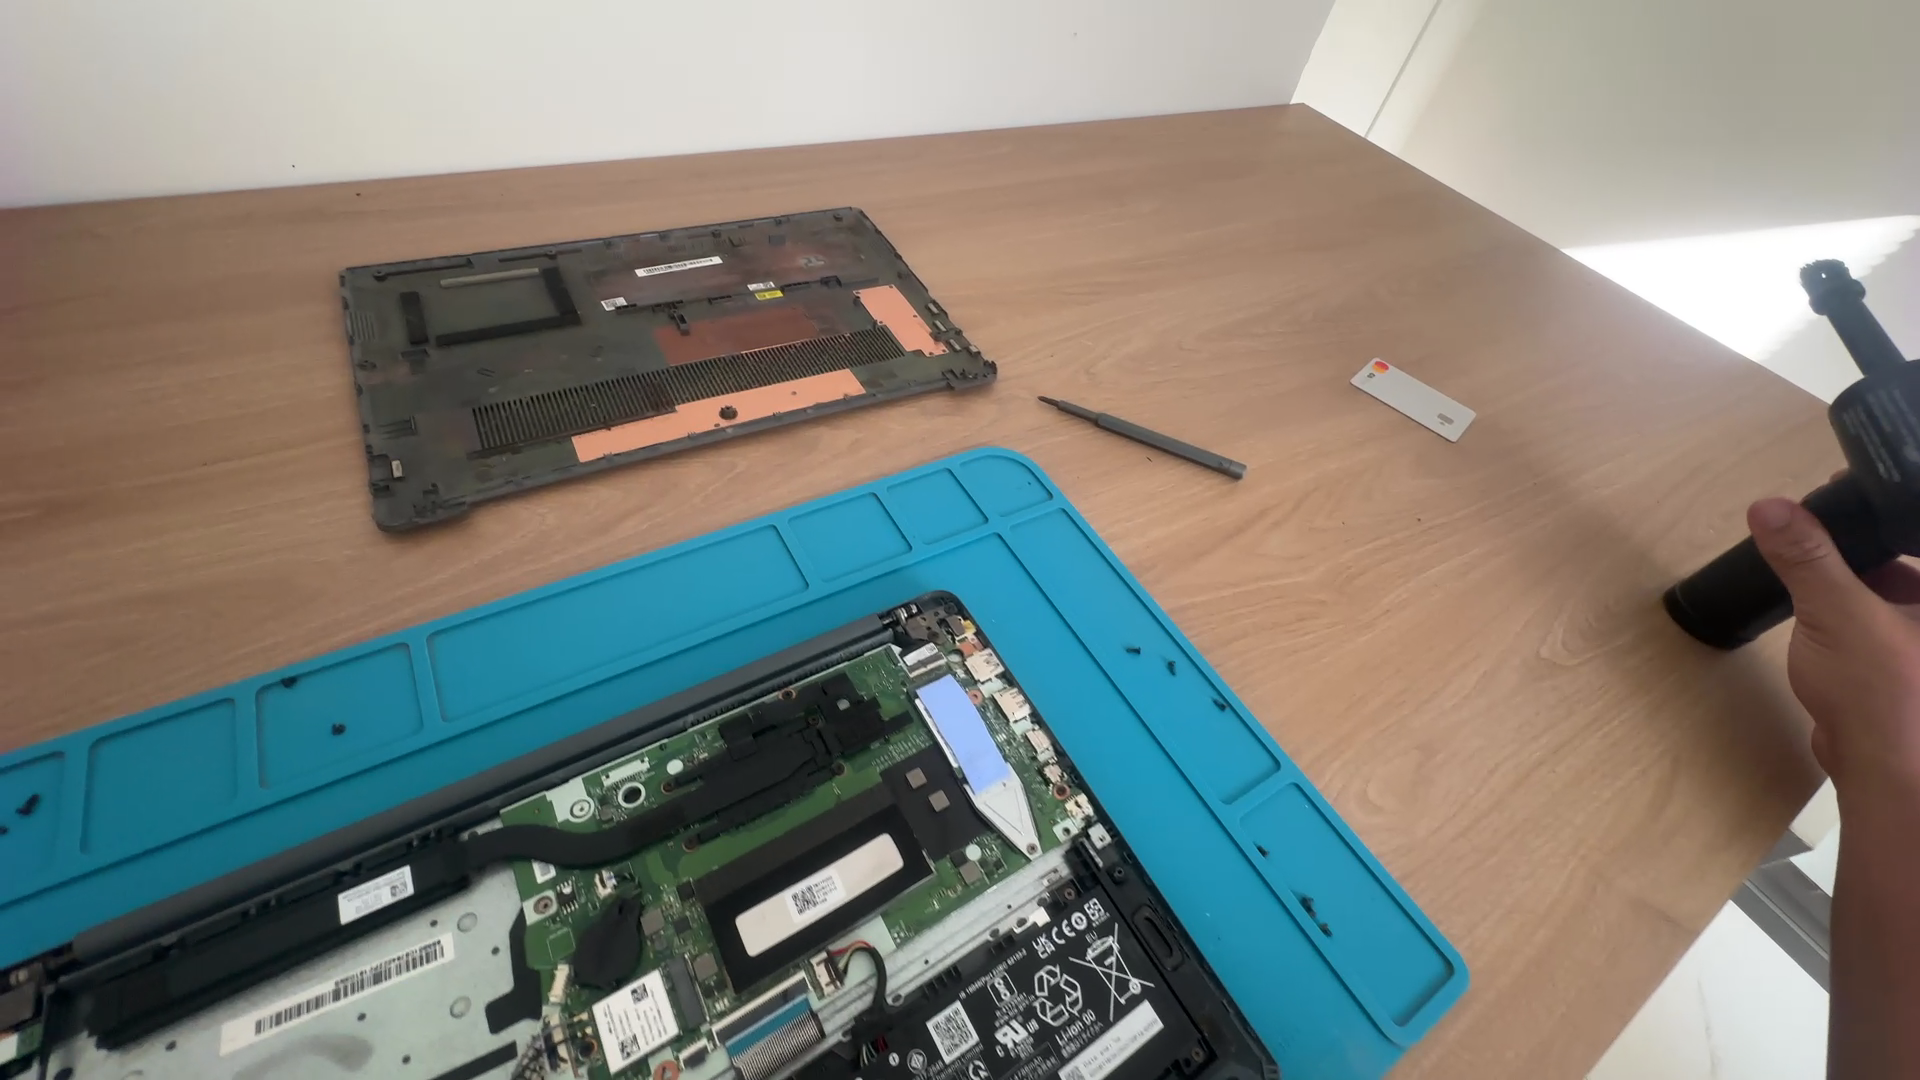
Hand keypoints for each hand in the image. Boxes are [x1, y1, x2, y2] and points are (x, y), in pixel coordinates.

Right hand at [1748, 496, 1919, 811]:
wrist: (1890, 768)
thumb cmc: (1885, 691)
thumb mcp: (1838, 615)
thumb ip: (1808, 559)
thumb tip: (1770, 505)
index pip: (1918, 529)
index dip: (1892, 504)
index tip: (1847, 485)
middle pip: (1909, 553)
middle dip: (1873, 534)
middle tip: (1819, 512)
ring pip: (1901, 578)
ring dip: (1862, 561)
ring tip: (1810, 548)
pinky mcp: (1915, 652)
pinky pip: (1891, 603)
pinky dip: (1860, 590)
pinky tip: (1821, 591)